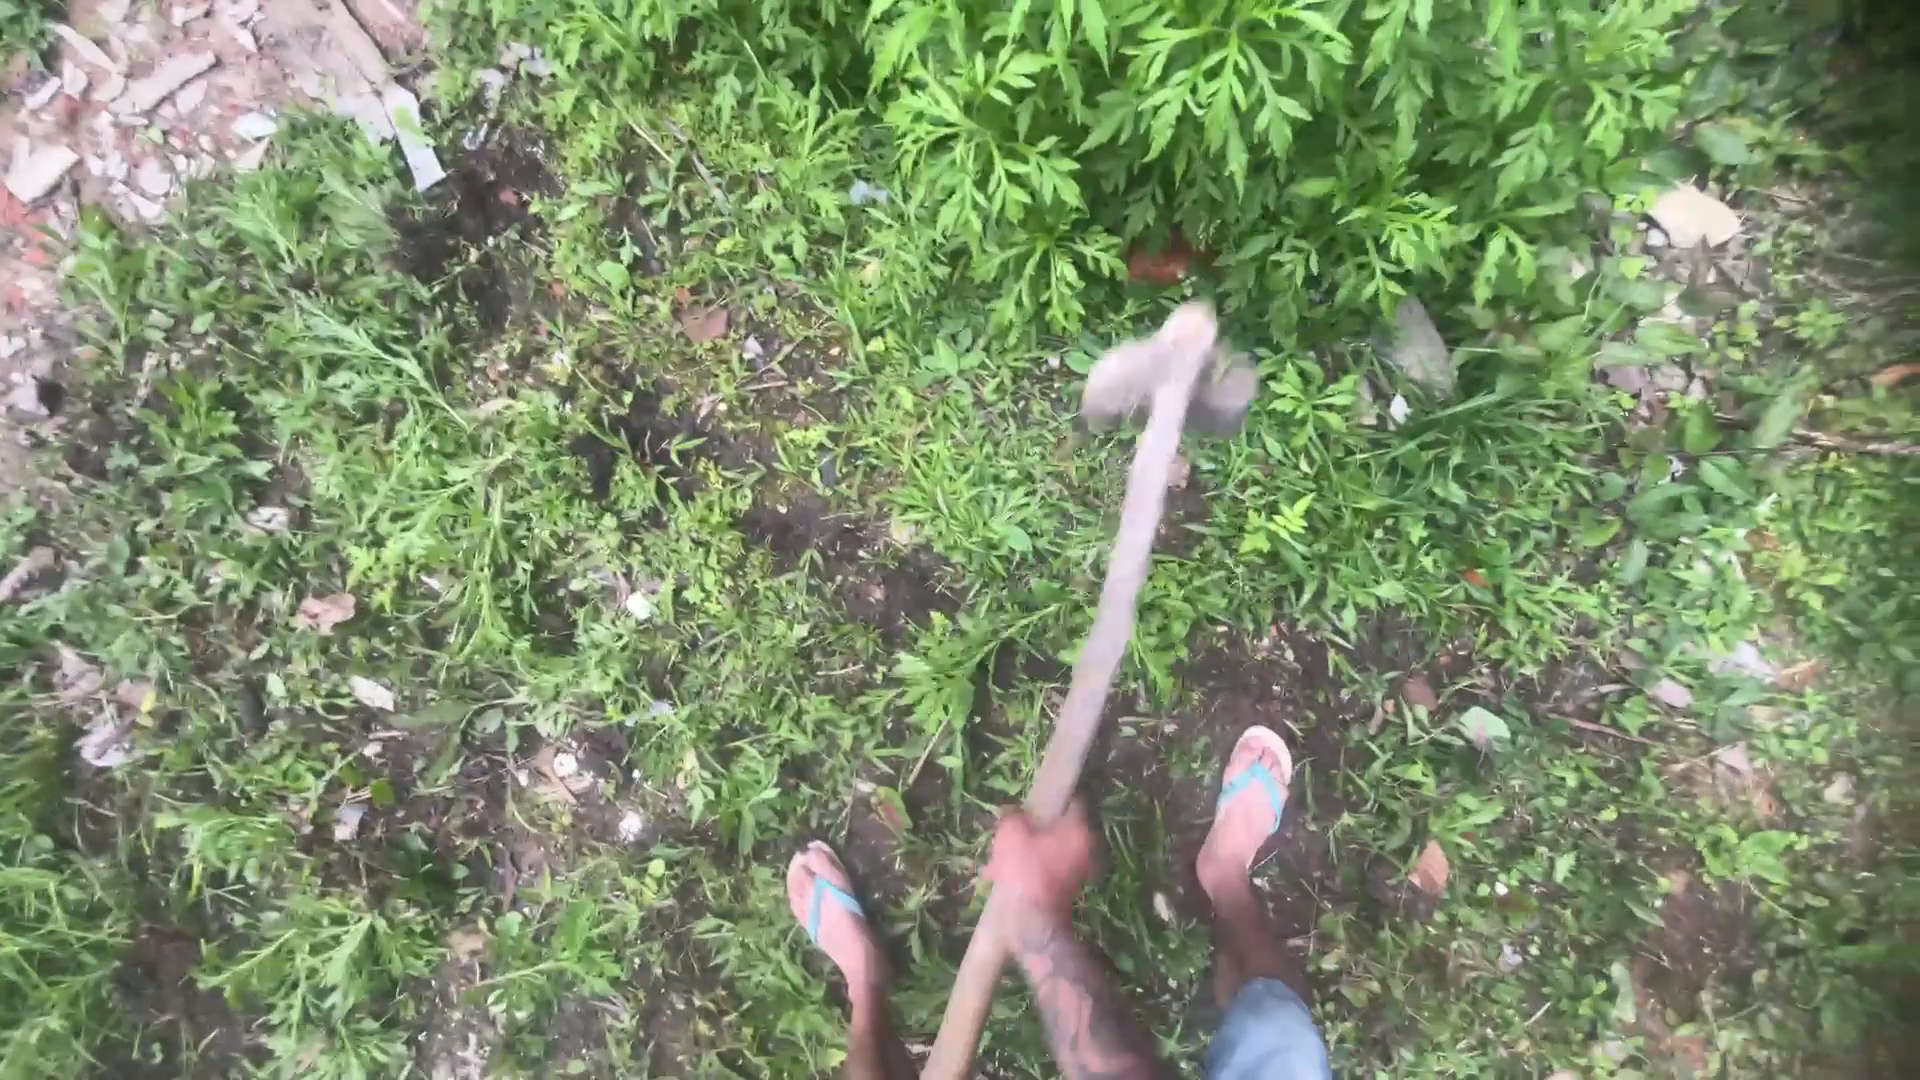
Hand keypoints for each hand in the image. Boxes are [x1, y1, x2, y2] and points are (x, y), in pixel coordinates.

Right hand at [984, 799, 1094, 926]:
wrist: (1030, 923)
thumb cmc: (1025, 869)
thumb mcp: (1011, 832)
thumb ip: (1012, 814)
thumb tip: (1011, 810)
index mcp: (1079, 829)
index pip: (1074, 799)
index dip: (1055, 794)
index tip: (1038, 794)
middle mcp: (1086, 848)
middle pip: (1060, 826)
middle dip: (1036, 826)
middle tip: (1015, 825)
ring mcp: (1078, 871)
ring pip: (1051, 849)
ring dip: (1029, 848)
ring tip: (1001, 854)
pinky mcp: (1066, 890)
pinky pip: (1047, 868)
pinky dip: (1029, 868)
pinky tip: (1003, 874)